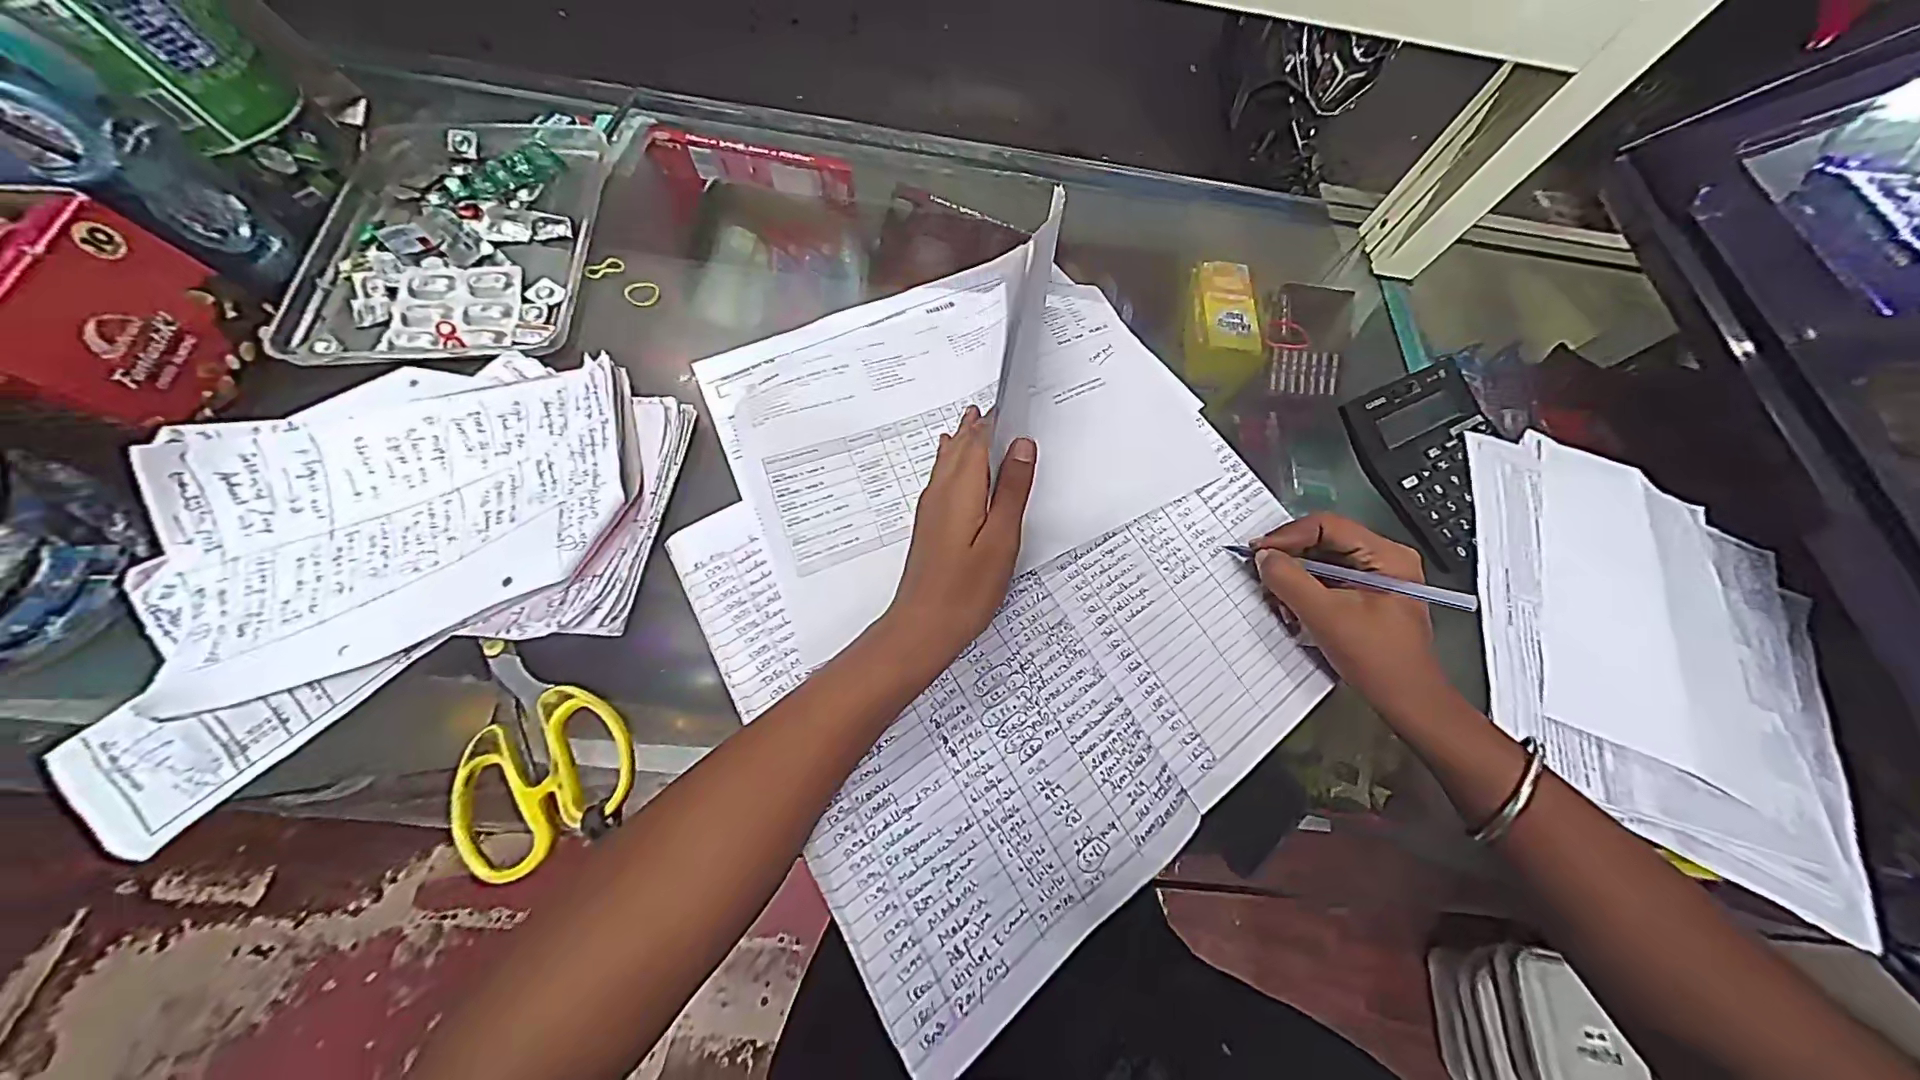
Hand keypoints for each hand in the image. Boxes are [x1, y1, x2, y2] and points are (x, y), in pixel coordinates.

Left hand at [884, 406, 1036, 659]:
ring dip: (963, 440)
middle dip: (978, 426)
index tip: (1010, 402)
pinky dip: (953, 462)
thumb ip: (1011, 490)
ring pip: (949, 462)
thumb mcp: (1000, 539)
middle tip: (994, 405)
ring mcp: (932, 510)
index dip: (996, 421)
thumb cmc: (962, 592)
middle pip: (960, 447)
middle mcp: (940, 494)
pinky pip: (942, 480)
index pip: (979, 440)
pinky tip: (949, 463)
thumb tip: (1022, 448)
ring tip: (972, 421)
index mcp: (960, 490)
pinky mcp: (930, 526)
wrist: (922, 627)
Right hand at [1251, 513, 1455, 719]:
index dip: (1287, 536)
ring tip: (1278, 598)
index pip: (1326, 526)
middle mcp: (1383, 560)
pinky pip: (1325, 580)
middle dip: (1288, 559)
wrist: (1406, 698)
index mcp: (1386, 555)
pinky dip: (1303, 591)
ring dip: (1293, 578)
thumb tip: (1264, 556)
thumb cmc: (1376, 658)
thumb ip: (1289, 580)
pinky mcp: (1363, 595)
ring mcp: (1374, 578)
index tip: (1258, 552)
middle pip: (1322, 542)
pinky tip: (1292, 608)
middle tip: (1262, 575)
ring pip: (1320, 562)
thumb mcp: (1325, 615)